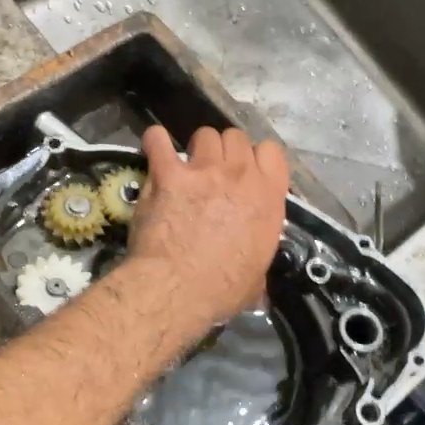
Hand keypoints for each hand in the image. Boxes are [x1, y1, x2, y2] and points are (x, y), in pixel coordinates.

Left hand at [129, 125, 288, 328]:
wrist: (179, 288)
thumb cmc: (223, 289)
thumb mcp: (257, 275)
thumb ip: (256, 255)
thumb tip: (254, 277)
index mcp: (268, 197)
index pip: (270, 152)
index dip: (256, 159)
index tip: (245, 174)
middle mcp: (240, 175)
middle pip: (236, 137)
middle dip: (226, 151)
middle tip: (214, 172)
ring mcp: (203, 170)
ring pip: (205, 135)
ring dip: (197, 148)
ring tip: (186, 166)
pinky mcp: (168, 173)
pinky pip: (159, 141)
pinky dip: (155, 143)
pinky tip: (154, 150)